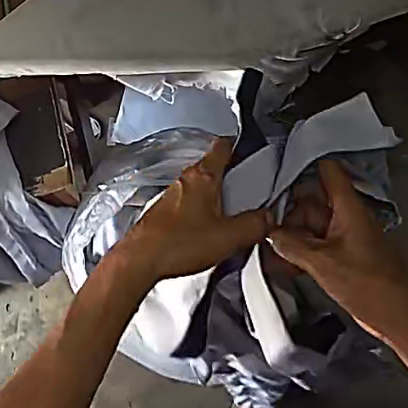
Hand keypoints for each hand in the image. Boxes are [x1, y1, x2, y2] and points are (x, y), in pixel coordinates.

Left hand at [109, 138, 270, 285]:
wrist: (139, 262)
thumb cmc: (176, 243)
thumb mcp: (229, 237)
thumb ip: (255, 225)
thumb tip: (267, 219)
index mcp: (204, 176)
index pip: (223, 146)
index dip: (238, 146)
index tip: (248, 153)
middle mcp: (186, 180)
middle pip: (212, 168)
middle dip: (230, 180)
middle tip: (245, 196)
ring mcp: (172, 195)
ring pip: (199, 187)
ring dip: (213, 198)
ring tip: (226, 220)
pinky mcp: (163, 212)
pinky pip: (187, 204)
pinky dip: (198, 214)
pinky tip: (204, 235)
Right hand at [268, 159, 407, 344]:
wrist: (395, 315)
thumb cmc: (372, 286)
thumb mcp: (323, 263)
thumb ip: (293, 245)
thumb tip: (273, 235)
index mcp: (349, 207)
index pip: (327, 171)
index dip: (303, 169)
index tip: (279, 181)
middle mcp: (348, 217)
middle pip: (313, 201)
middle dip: (290, 213)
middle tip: (269, 228)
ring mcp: (346, 236)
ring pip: (313, 225)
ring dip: (293, 235)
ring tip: (272, 248)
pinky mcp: (344, 255)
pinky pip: (318, 244)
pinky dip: (302, 250)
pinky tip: (285, 263)